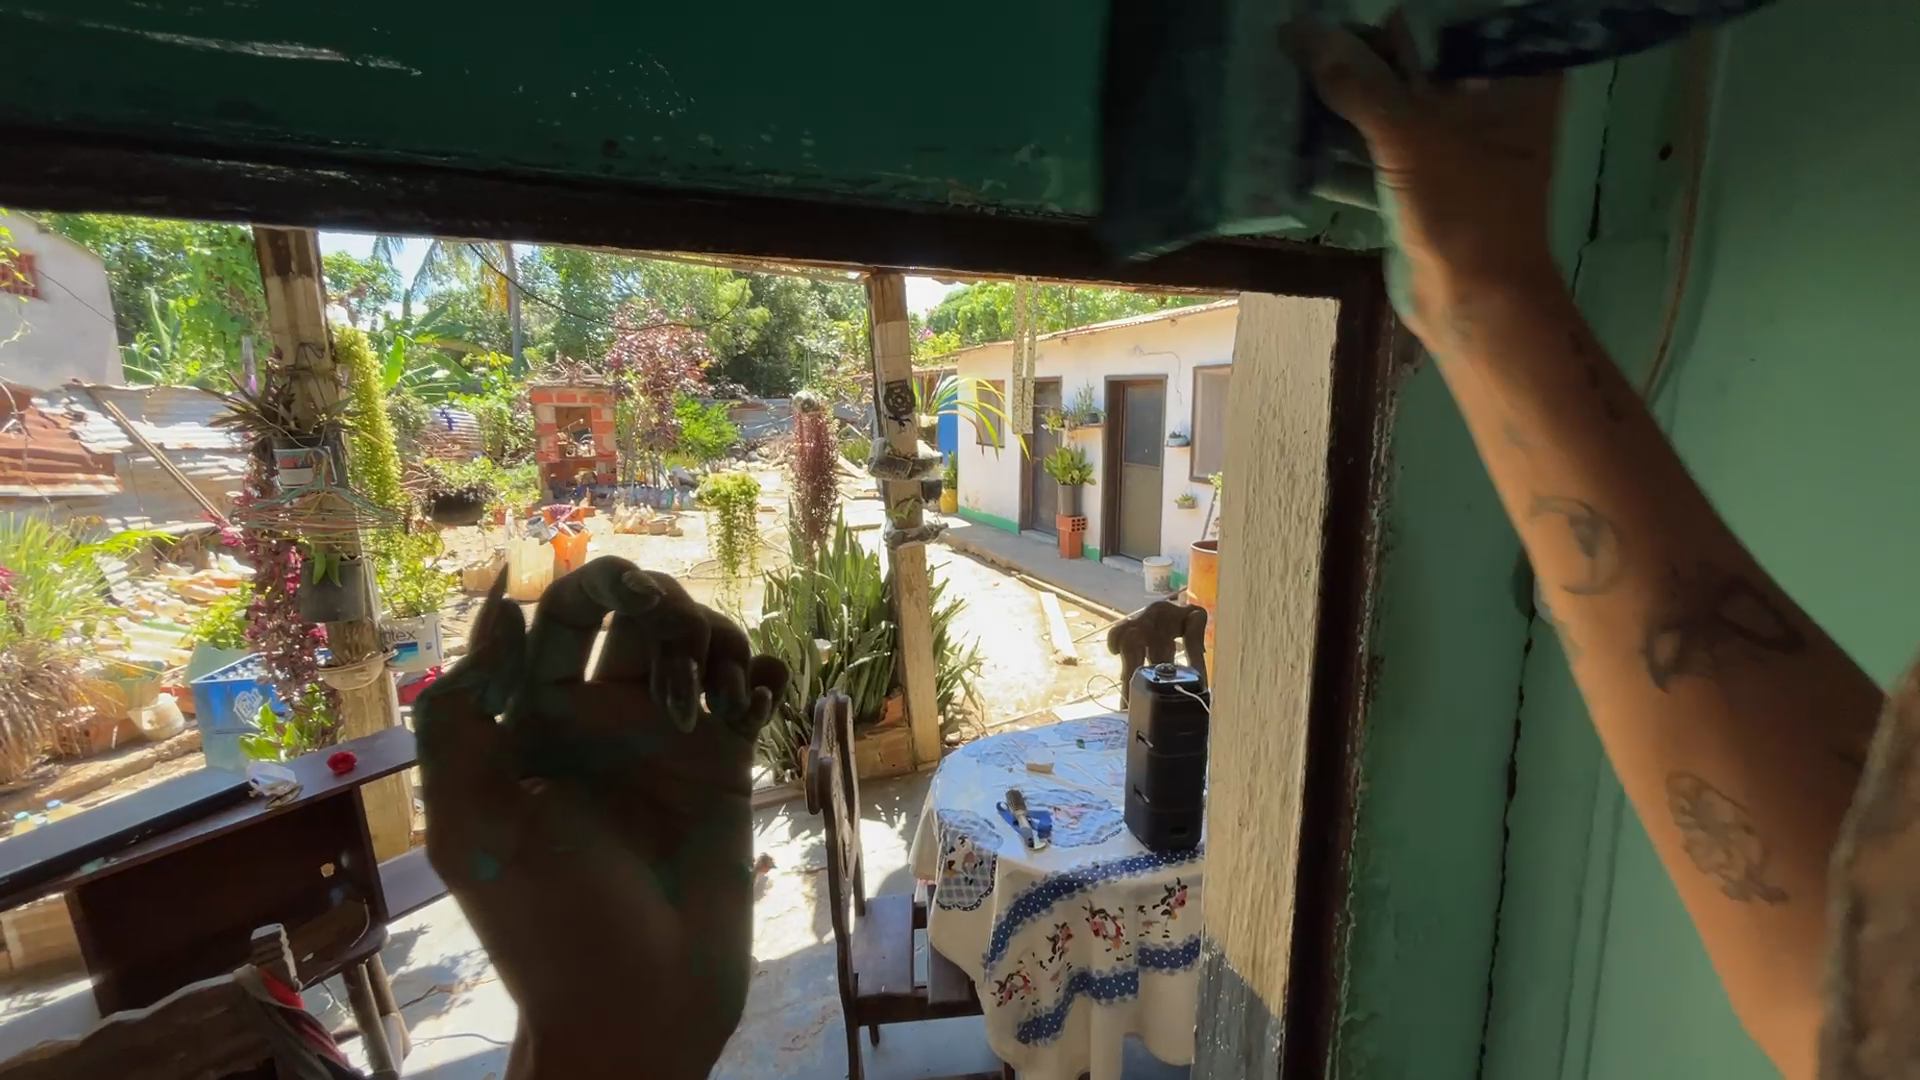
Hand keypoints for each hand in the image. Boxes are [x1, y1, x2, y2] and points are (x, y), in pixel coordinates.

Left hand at [414, 561, 788, 1078]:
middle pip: (648, 617)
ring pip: (706, 643)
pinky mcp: (728, 760)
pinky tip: (762, 701)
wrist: (645, 998)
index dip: (597, 585)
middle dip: (672, 609)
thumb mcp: (477, 828)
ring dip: (722, 646)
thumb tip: (498, 613)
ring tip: (723, 703)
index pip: (568, 617)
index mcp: (543, 718)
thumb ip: (463, 719)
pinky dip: (765, 676)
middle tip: (684, 647)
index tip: (632, 591)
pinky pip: (753, 689)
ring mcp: (675, 736)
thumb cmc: (550, 920)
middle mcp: (611, 716)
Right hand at [1298, 17, 1563, 339]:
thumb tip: (1301, 31)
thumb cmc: (1462, 211)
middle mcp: (1475, 102)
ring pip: (1378, 117)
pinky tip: (1290, 151)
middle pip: (1402, 69)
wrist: (1470, 302)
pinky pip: (1366, 161)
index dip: (1376, 27)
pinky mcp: (1410, 189)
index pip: (1433, 25)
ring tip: (1279, 99)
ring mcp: (1440, 149)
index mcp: (1501, 73)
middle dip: (1347, 68)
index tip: (1318, 24)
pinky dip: (1332, 159)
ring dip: (1331, 115)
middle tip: (1289, 57)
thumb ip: (1358, 83)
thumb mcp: (1410, 136)